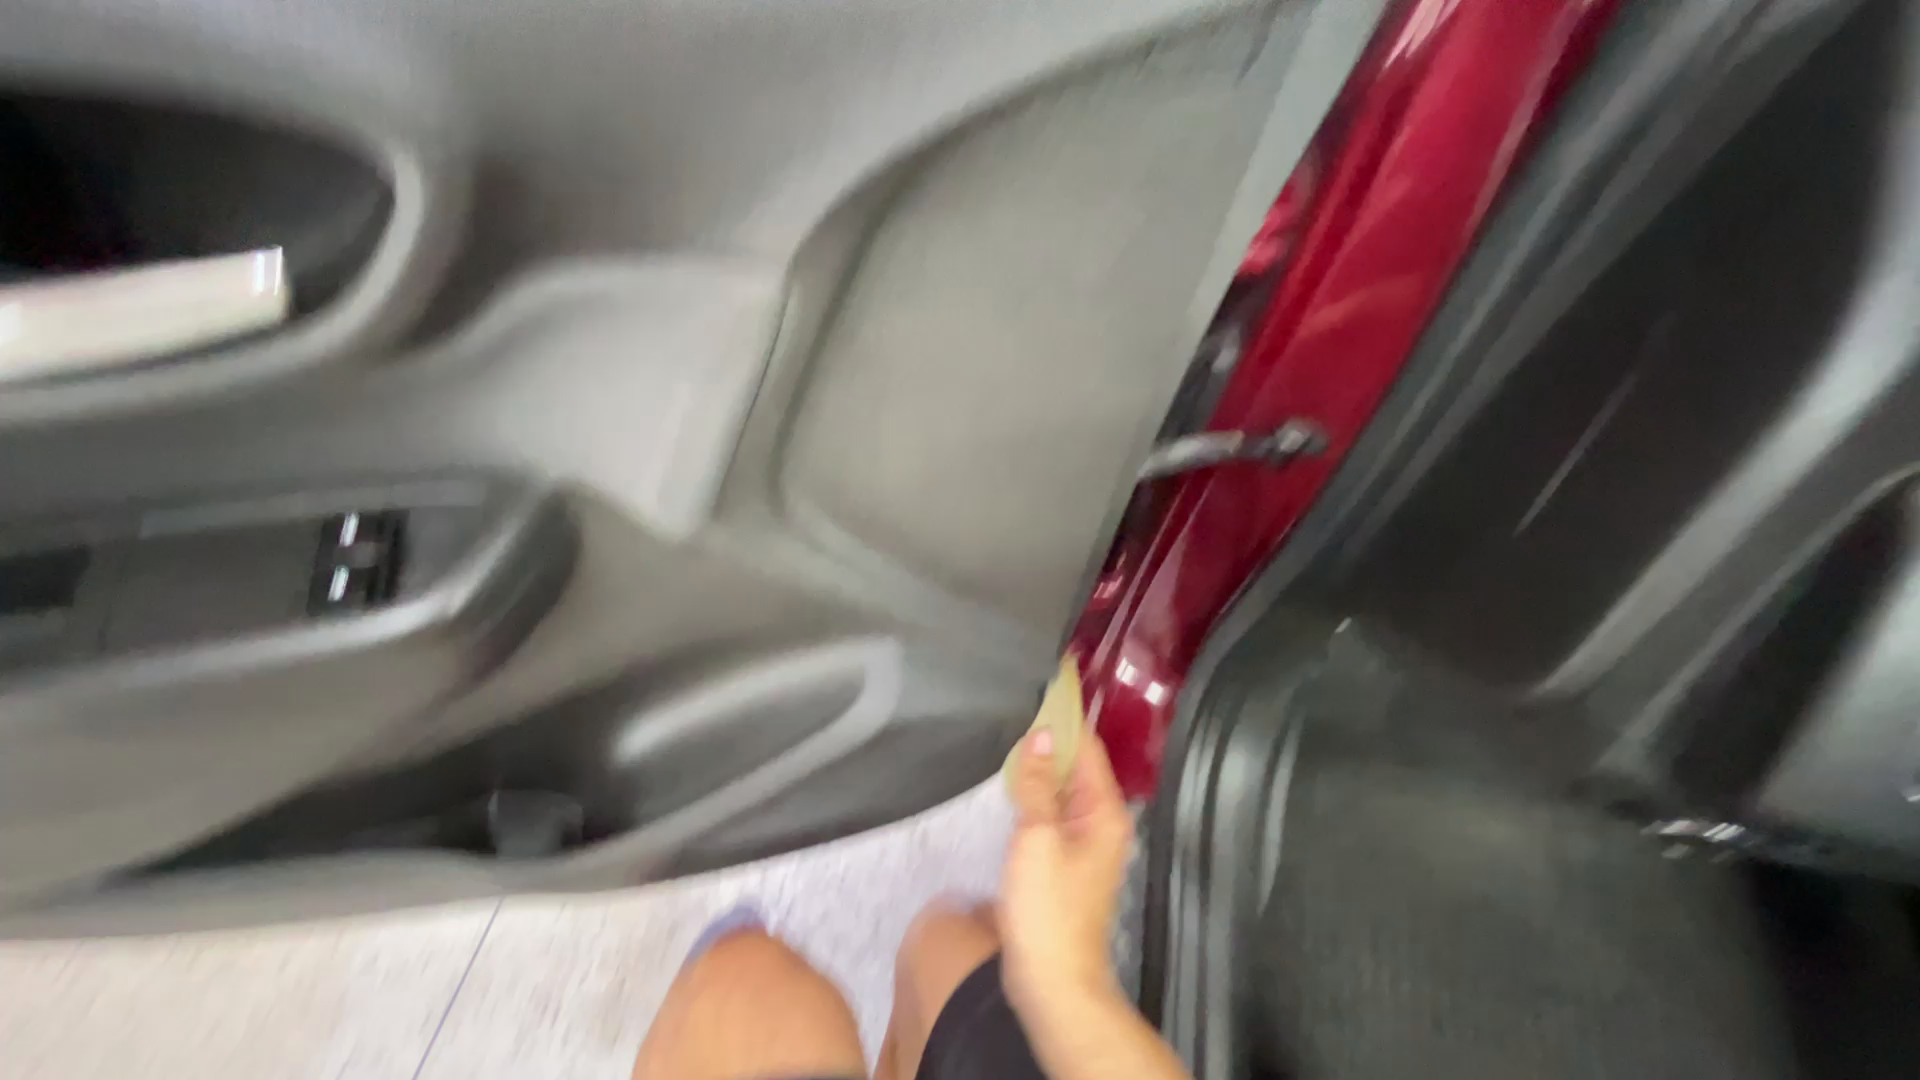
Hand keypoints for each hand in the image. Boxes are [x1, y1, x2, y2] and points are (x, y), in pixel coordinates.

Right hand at [997, 723, 1134, 1024]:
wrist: (1053, 981)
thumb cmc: (1048, 908)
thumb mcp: (1037, 837)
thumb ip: (1039, 783)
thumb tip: (1042, 735)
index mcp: (1105, 812)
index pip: (1090, 748)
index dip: (1068, 719)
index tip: (1045, 688)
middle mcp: (1102, 823)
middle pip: (1079, 768)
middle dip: (1052, 741)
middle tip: (1019, 708)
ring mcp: (1084, 844)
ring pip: (1064, 792)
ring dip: (1043, 769)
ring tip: (1012, 739)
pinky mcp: (1065, 862)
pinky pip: (1054, 815)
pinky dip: (1037, 797)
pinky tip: (1015, 787)